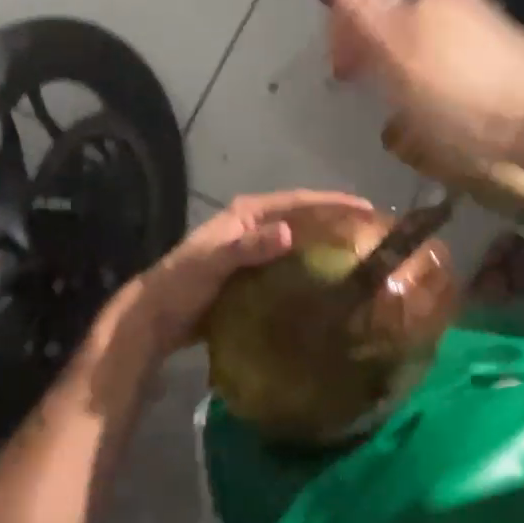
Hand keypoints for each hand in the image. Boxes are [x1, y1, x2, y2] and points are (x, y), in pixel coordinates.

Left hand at [131, 190, 373, 354]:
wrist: (153, 320)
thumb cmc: (181, 285)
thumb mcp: (212, 262)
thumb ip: (248, 246)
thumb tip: (291, 232)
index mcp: (246, 215)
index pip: (298, 201)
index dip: (332, 203)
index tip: (366, 208)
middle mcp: (253, 226)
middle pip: (303, 217)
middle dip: (335, 220)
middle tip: (370, 231)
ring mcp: (253, 251)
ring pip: (298, 241)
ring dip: (325, 244)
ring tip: (358, 255)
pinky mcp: (252, 275)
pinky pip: (289, 265)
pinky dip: (310, 268)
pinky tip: (329, 284)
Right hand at [328, 0, 523, 173]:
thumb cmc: (462, 100)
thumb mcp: (403, 63)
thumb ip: (366, 15)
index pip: (362, 0)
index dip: (344, 37)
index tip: (342, 76)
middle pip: (391, 20)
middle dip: (375, 53)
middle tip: (374, 94)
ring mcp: (475, 17)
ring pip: (418, 38)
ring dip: (402, 66)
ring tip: (408, 105)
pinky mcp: (496, 41)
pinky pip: (446, 50)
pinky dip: (432, 71)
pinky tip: (443, 100)